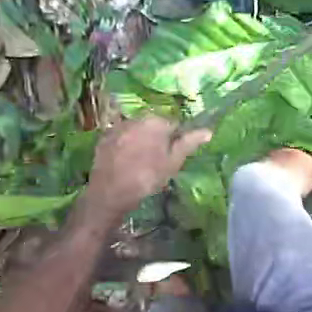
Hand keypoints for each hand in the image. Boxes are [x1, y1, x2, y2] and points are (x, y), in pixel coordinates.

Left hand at [80, 117, 210, 221]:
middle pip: (153, 126)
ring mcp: (117, 127)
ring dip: (140, 141)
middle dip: (157, 138)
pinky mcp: (103, 138)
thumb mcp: (173, 162)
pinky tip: (125, 162)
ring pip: (136, 131)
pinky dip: (124, 146)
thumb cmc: (147, 177)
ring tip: (140, 162)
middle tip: (157, 160)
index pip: (174, 125)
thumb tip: (208, 131)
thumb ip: (189, 143)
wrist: (111, 192)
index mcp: (156, 121)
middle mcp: (136, 118)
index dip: (175, 140)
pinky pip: (120, 138)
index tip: (172, 156)